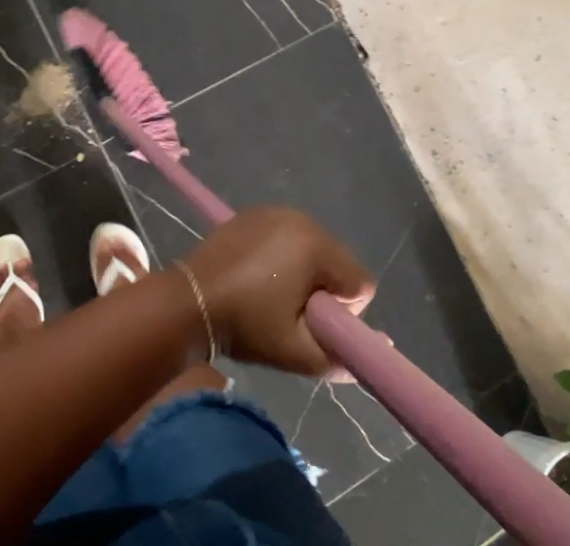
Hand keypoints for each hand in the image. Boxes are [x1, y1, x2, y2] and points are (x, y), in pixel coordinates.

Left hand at [183, 207, 373, 376]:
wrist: (187, 302)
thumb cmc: (245, 325)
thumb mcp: (298, 353)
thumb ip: (343, 357)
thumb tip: (381, 347)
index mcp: (317, 246)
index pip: (361, 284)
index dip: (344, 313)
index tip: (310, 324)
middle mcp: (301, 219)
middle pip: (338, 263)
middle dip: (323, 290)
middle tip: (288, 312)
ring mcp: (274, 212)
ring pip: (313, 249)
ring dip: (303, 273)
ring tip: (270, 295)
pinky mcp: (252, 214)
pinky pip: (286, 238)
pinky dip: (281, 256)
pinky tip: (255, 277)